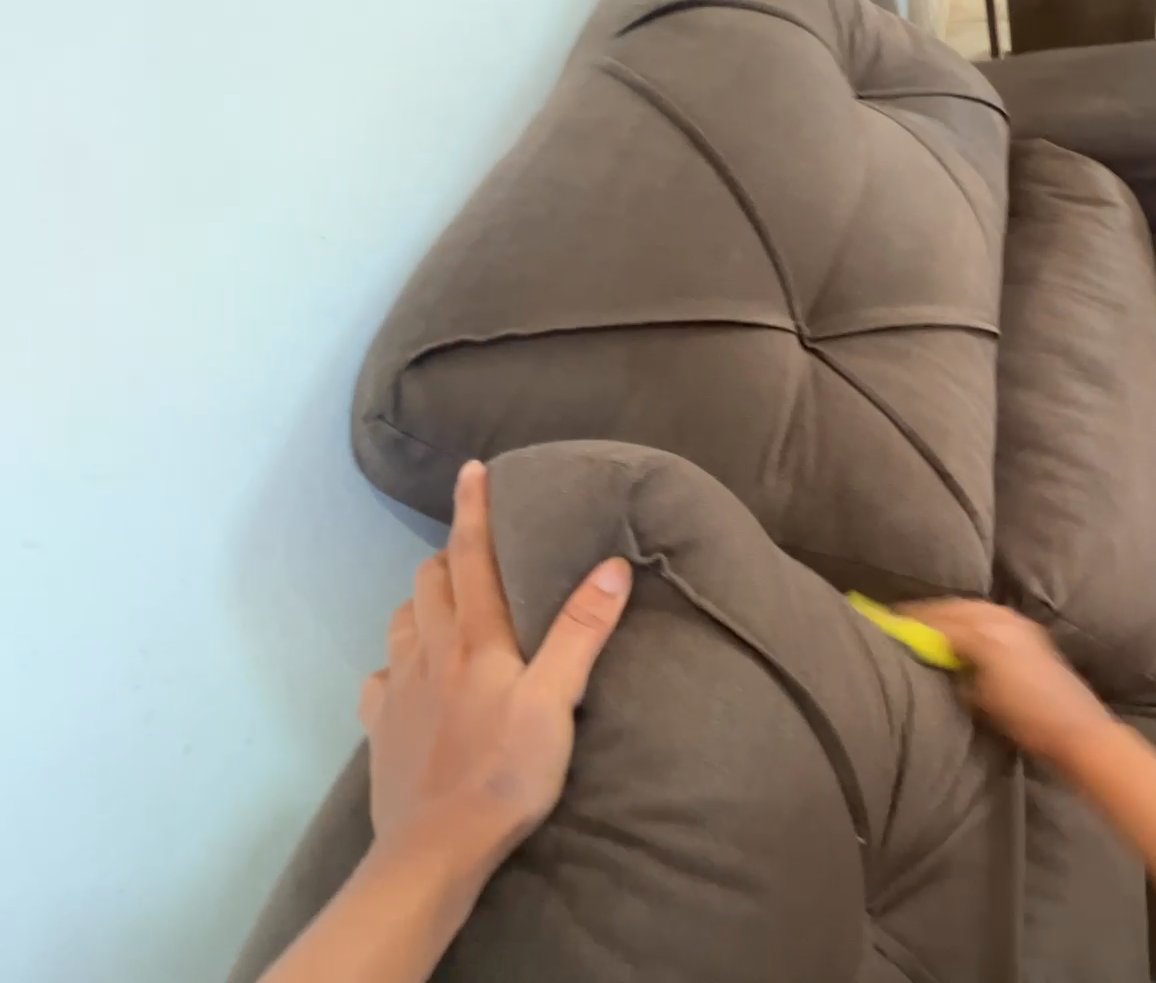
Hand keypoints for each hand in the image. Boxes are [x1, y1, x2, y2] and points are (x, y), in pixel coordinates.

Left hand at [358, 460, 633, 874]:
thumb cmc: (505, 769)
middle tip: (485, 550)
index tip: (472, 468)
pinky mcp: (381, 725)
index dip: (474, 510)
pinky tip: (418, 672)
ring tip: (456, 602)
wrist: (434, 851)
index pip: (472, 556)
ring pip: (403, 619)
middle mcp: (428, 652)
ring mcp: (396, 690)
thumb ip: (582, 631)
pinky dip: (400, 655)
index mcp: (474, 639)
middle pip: (430, 580)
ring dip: (426, 598)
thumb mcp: (557, 699)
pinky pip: (381, 672)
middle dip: (453, 553)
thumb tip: (611, 566)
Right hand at [902, 599, 1116, 766]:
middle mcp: (1002, 621)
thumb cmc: (1026, 719)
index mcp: (986, 635)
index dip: (914, 622)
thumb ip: (957, 671)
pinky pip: (990, 613)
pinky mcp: (1029, 633)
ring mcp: (1018, 624)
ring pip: (974, 607)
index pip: (940, 621)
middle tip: (904, 618)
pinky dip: (971, 615)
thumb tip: (940, 659)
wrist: (1076, 729)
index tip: (889, 623)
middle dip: (929, 611)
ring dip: (950, 611)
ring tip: (930, 621)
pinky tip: (963, 627)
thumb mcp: (980, 699)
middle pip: (956, 607)